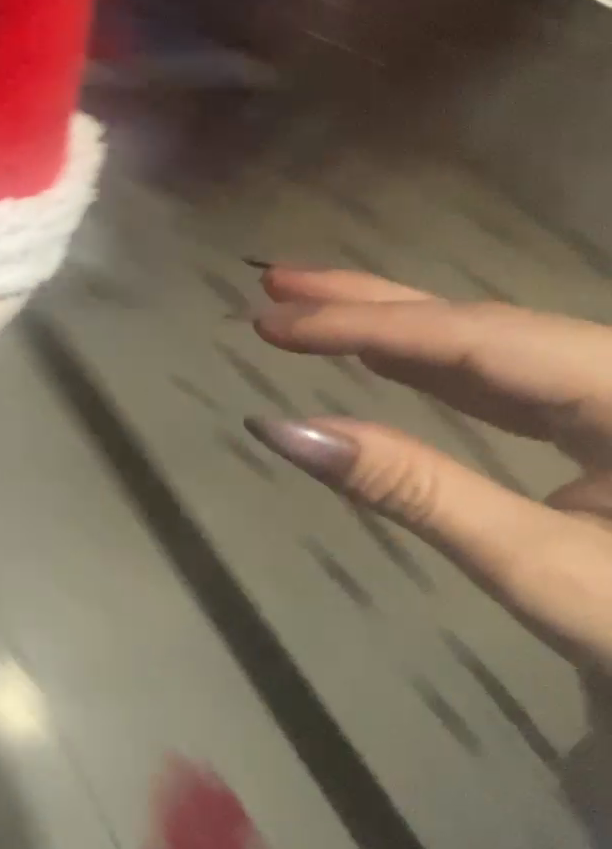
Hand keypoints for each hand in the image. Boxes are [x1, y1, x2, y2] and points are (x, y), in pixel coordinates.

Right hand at [243, 268, 611, 670]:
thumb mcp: (536, 565)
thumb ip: (413, 488)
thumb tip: (284, 431)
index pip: (480, 342)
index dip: (368, 324)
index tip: (270, 320)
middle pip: (492, 324)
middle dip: (376, 302)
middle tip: (276, 283)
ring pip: (499, 346)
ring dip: (396, 325)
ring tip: (309, 308)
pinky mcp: (610, 425)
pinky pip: (512, 379)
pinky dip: (435, 364)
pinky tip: (381, 355)